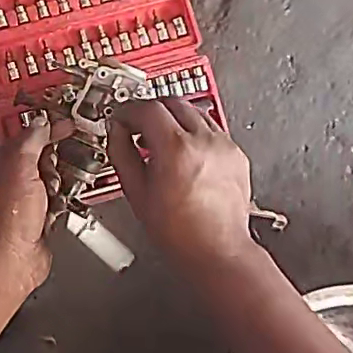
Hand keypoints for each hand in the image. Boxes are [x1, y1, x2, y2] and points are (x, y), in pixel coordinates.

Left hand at [0, 120, 63, 290]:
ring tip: (54, 195)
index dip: (50, 126)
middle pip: (47, 156)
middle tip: (58, 167)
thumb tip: (41, 121)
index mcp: (5, 161)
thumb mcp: (21, 166)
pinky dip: (64, 202)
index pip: (31, 133)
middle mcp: (15, 178)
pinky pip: (62, 200)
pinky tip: (58, 209)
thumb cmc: (9, 219)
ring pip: (57, 178)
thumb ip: (32, 139)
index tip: (70, 123)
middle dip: (58, 161)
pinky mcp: (43, 216)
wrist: (13, 259)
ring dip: (61, 184)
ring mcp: (30, 198)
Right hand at [108, 99, 256, 266]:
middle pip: (172, 102)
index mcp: (176, 149)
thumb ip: (122, 154)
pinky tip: (183, 152)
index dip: (128, 110)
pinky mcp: (236, 154)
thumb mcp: (137, 193)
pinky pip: (211, 130)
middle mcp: (204, 142)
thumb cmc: (180, 232)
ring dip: (173, 119)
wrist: (216, 250)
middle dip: (150, 110)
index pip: (148, 109)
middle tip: (137, 125)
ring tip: (159, 140)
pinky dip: (194, 133)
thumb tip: (116, 134)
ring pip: (194, 112)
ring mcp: (224, 146)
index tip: (121, 118)